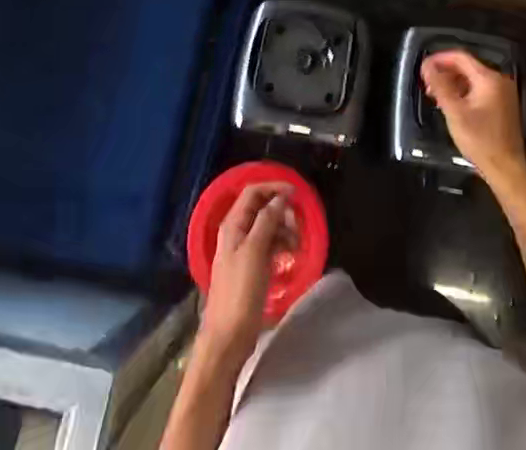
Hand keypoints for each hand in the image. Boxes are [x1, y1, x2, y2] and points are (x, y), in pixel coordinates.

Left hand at [200, 182, 298, 355]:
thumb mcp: (255, 252)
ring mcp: (243, 251)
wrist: (228, 337)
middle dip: (282, 211)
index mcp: (232, 226)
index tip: (297, 194)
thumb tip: (280, 198)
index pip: (252, 192)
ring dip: (284, 229)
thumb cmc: (240, 292)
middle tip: (297, 226)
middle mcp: (236, 233)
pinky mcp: (251, 267)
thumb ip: (267, 221)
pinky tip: (291, 255)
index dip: (274, 188)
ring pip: (267, 227)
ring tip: (296, 246)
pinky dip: (281, 244)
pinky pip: (269, 245)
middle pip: (261, 208)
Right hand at [422, 50, 525, 190]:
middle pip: (467, 67)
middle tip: (427, 85)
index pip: (461, 57)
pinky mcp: (503, 106)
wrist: (506, 168)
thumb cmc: (479, 140)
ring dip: (453, 84)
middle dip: (445, 73)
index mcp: (489, 79)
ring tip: (435, 96)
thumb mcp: (455, 112)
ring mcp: (503, 94)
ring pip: (473, 80)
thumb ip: (440, 86)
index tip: (423, 68)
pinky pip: (480, 91)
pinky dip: (464, 93)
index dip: (439, 59)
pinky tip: (452, 105)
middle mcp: (499, 81)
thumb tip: (427, 66)